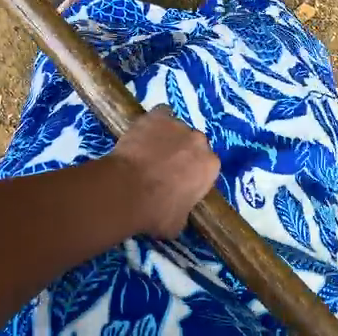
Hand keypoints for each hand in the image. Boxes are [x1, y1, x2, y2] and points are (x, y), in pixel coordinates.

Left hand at [109, 108, 220, 238]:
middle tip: (165, 169)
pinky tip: (144, 134)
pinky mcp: (156, 115)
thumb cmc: (156, 211)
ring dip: (168, 139)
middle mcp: (199, 141)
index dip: (194, 176)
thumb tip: (178, 208)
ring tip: (149, 153)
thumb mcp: (178, 223)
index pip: (207, 168)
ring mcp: (177, 124)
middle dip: (184, 155)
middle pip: (194, 145)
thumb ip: (184, 209)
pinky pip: (160, 115)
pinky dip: (155, 123)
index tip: (182, 184)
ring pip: (176, 130)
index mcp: (210, 166)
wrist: (127, 189)